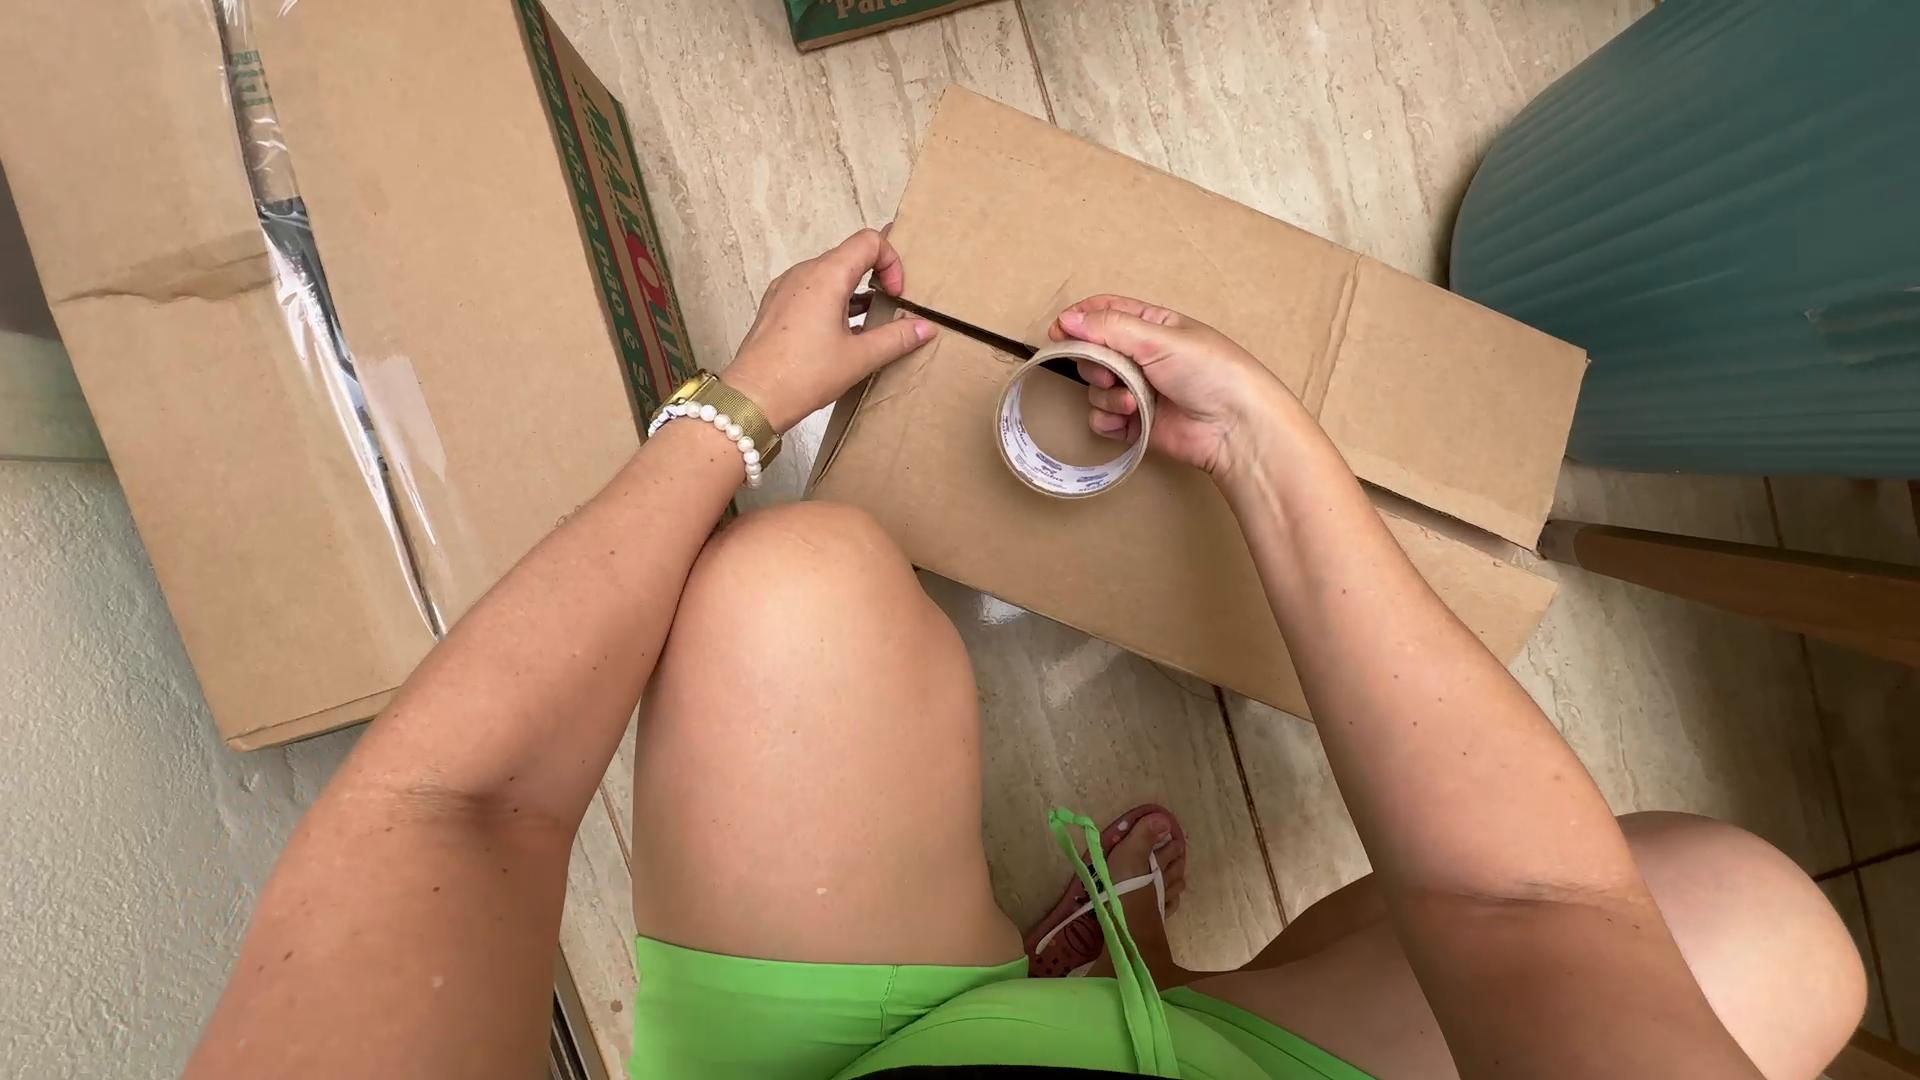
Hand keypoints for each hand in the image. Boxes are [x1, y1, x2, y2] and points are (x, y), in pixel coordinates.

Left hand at [723, 228, 935, 431]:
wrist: (755, 397)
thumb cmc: (804, 375)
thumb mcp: (860, 357)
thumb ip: (897, 338)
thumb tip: (925, 328)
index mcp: (826, 275)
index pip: (869, 241)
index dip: (892, 262)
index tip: (896, 297)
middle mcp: (803, 273)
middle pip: (849, 256)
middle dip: (876, 278)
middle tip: (890, 309)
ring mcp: (786, 289)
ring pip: (830, 276)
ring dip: (855, 294)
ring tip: (869, 327)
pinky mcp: (776, 307)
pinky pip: (812, 293)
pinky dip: (833, 304)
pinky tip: (841, 337)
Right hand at [1048, 295, 1305, 480]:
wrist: (1233, 425)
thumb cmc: (1210, 372)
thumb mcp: (1158, 339)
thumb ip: (1109, 328)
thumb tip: (1068, 319)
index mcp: (1151, 326)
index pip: (1105, 312)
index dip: (1079, 319)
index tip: (1059, 331)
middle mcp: (1141, 357)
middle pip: (1093, 353)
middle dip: (1094, 365)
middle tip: (1110, 374)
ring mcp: (1137, 391)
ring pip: (1095, 389)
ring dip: (1107, 396)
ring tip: (1133, 402)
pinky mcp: (1134, 423)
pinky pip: (1101, 419)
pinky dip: (1108, 420)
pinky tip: (1128, 421)